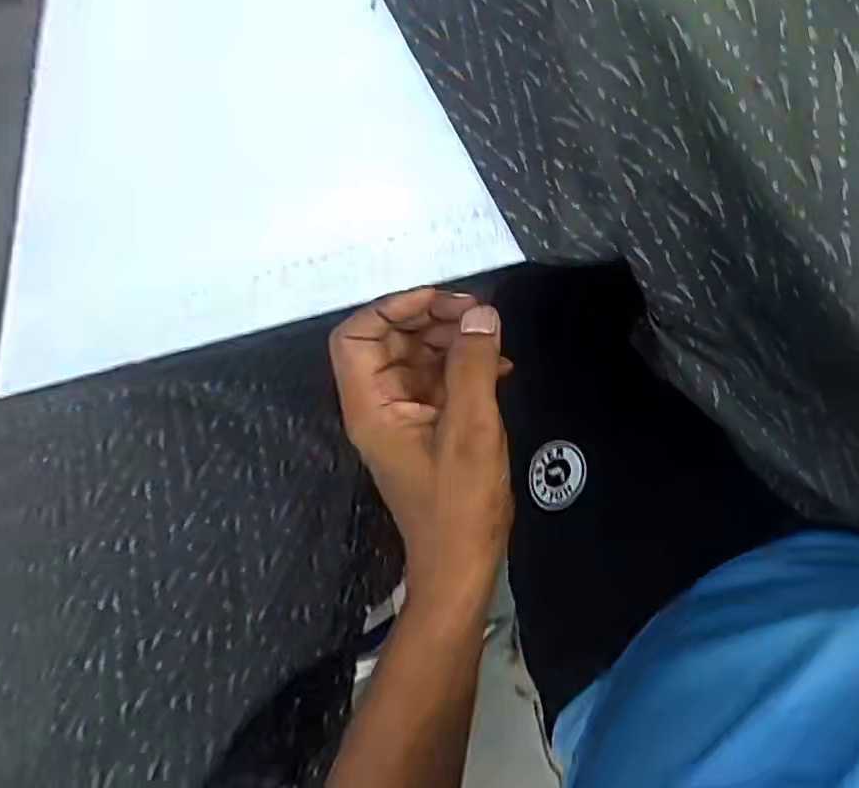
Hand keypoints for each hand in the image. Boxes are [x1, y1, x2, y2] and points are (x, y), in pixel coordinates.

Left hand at [330, 289, 512, 619]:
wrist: (463, 557)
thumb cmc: (460, 498)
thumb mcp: (472, 427)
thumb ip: (473, 366)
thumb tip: (481, 313)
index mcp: (373, 406)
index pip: (358, 336)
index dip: (395, 307)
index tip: (448, 299)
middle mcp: (382, 405)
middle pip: (389, 340)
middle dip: (432, 318)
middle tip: (481, 313)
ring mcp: (407, 415)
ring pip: (418, 356)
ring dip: (455, 339)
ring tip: (495, 338)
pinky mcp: (432, 425)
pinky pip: (442, 378)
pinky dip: (468, 363)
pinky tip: (500, 366)